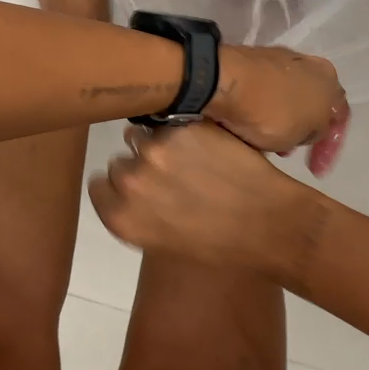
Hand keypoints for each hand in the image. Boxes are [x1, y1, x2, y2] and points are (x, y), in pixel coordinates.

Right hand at [88, 122, 330, 278]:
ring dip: (156, 145)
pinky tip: (204, 148)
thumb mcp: (164, 241)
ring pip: (139, 137)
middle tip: (170, 178)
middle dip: (139, 166)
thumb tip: (123, 187)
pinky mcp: (177, 130)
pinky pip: (167, 124)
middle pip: (118, 162)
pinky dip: (182, 132)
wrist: (270, 225)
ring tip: (188, 159)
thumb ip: (137, 212)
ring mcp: (152, 152)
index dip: (117, 186)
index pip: (98, 186)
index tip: (139, 188)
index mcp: (122, 217)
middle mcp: (129, 183)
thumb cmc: (220, 245)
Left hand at [205, 45, 349, 173]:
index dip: (330, 148)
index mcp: (329, 78)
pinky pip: (262, 91)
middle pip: (311, 104)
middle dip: (303, 131)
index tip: (316, 170)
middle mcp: (308, 63)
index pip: (340, 118)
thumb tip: (306, 128)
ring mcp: (277, 58)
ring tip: (267, 143)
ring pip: (286, 98)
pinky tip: (251, 124)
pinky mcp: (249, 60)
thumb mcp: (304, 135)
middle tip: (290, 153)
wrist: (223, 79)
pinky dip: (261, 108)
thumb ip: (314, 132)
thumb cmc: (271, 110)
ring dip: (281, 121)